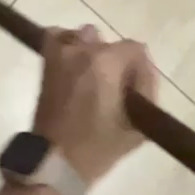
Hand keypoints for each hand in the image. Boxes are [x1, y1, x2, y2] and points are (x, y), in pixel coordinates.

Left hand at [32, 25, 157, 185]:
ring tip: (96, 78)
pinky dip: (68, 44)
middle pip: (112, 45)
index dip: (142, 69)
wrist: (56, 158)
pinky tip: (74, 64)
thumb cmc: (99, 146)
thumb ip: (147, 93)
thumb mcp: (137, 126)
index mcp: (107, 62)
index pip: (135, 48)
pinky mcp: (46, 60)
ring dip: (95, 52)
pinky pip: (58, 36)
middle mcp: (83, 48)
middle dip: (120, 64)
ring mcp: (61, 51)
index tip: (139, 92)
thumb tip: (145, 72)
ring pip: (86, 36)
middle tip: (119, 92)